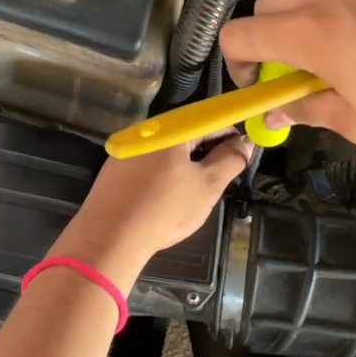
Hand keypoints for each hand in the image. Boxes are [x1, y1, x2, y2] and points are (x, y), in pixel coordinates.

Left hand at [53, 135, 252, 288]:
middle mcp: (147, 132)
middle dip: (210, 148)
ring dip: (188, 161)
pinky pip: (150, 162)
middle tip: (227, 171)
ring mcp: (128, 149)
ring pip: (168, 149)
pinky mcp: (115, 168)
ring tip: (200, 187)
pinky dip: (167, 172)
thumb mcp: (207, 186)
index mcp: (170, 129)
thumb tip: (246, 142)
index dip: (231, 132)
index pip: (208, 119)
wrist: (109, 238)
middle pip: (187, 132)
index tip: (245, 149)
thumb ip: (231, 160)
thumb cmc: (164, 210)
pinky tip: (170, 194)